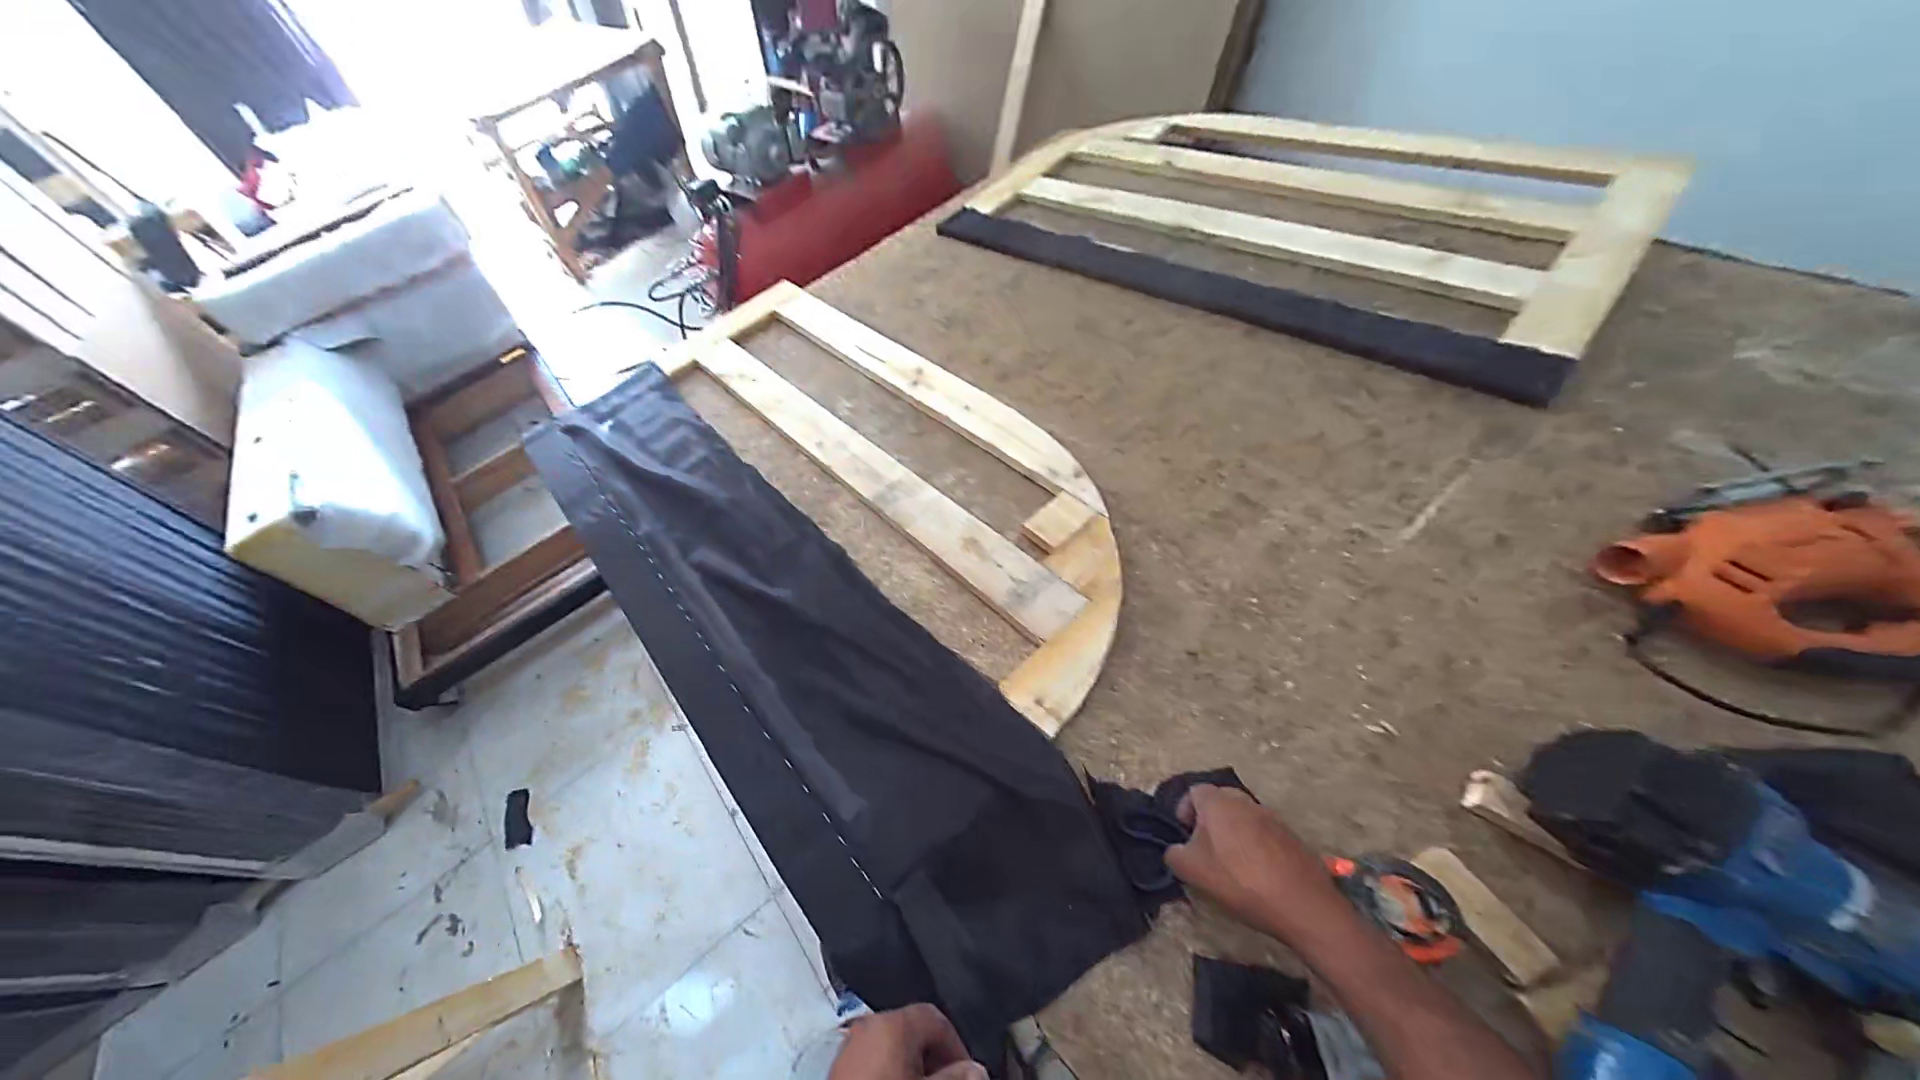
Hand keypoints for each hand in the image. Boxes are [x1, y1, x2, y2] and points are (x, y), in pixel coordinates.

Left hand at [828, 1004, 985, 1079]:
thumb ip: (955, 1076)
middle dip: (935, 1055)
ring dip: (914, 1063)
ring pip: (893, 1045)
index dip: (957, 1045)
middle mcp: (869, 1025)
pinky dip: (891, 1069)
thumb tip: (976, 1070)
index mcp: (892, 1024)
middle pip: (914, 1029)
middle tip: (950, 1078)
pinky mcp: (838, 1069)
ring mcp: (850, 1047)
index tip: (968, 1070)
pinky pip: (875, 1059)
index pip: (936, 1018)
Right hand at [1165, 785, 1348, 944]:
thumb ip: (1174, 854)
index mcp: (1218, 802)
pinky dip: (1256, 847)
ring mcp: (1273, 818)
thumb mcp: (1191, 871)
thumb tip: (1177, 849)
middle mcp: (1245, 802)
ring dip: (1234, 834)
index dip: (1184, 810)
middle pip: (1221, 801)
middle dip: (1210, 821)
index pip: (1194, 792)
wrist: (1302, 904)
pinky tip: (1259, 875)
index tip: (1185, 836)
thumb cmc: (1239, 880)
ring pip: (1244, 818)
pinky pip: (1265, 834)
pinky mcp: (1293, 837)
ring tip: (1233, 865)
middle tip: (1206, 849)